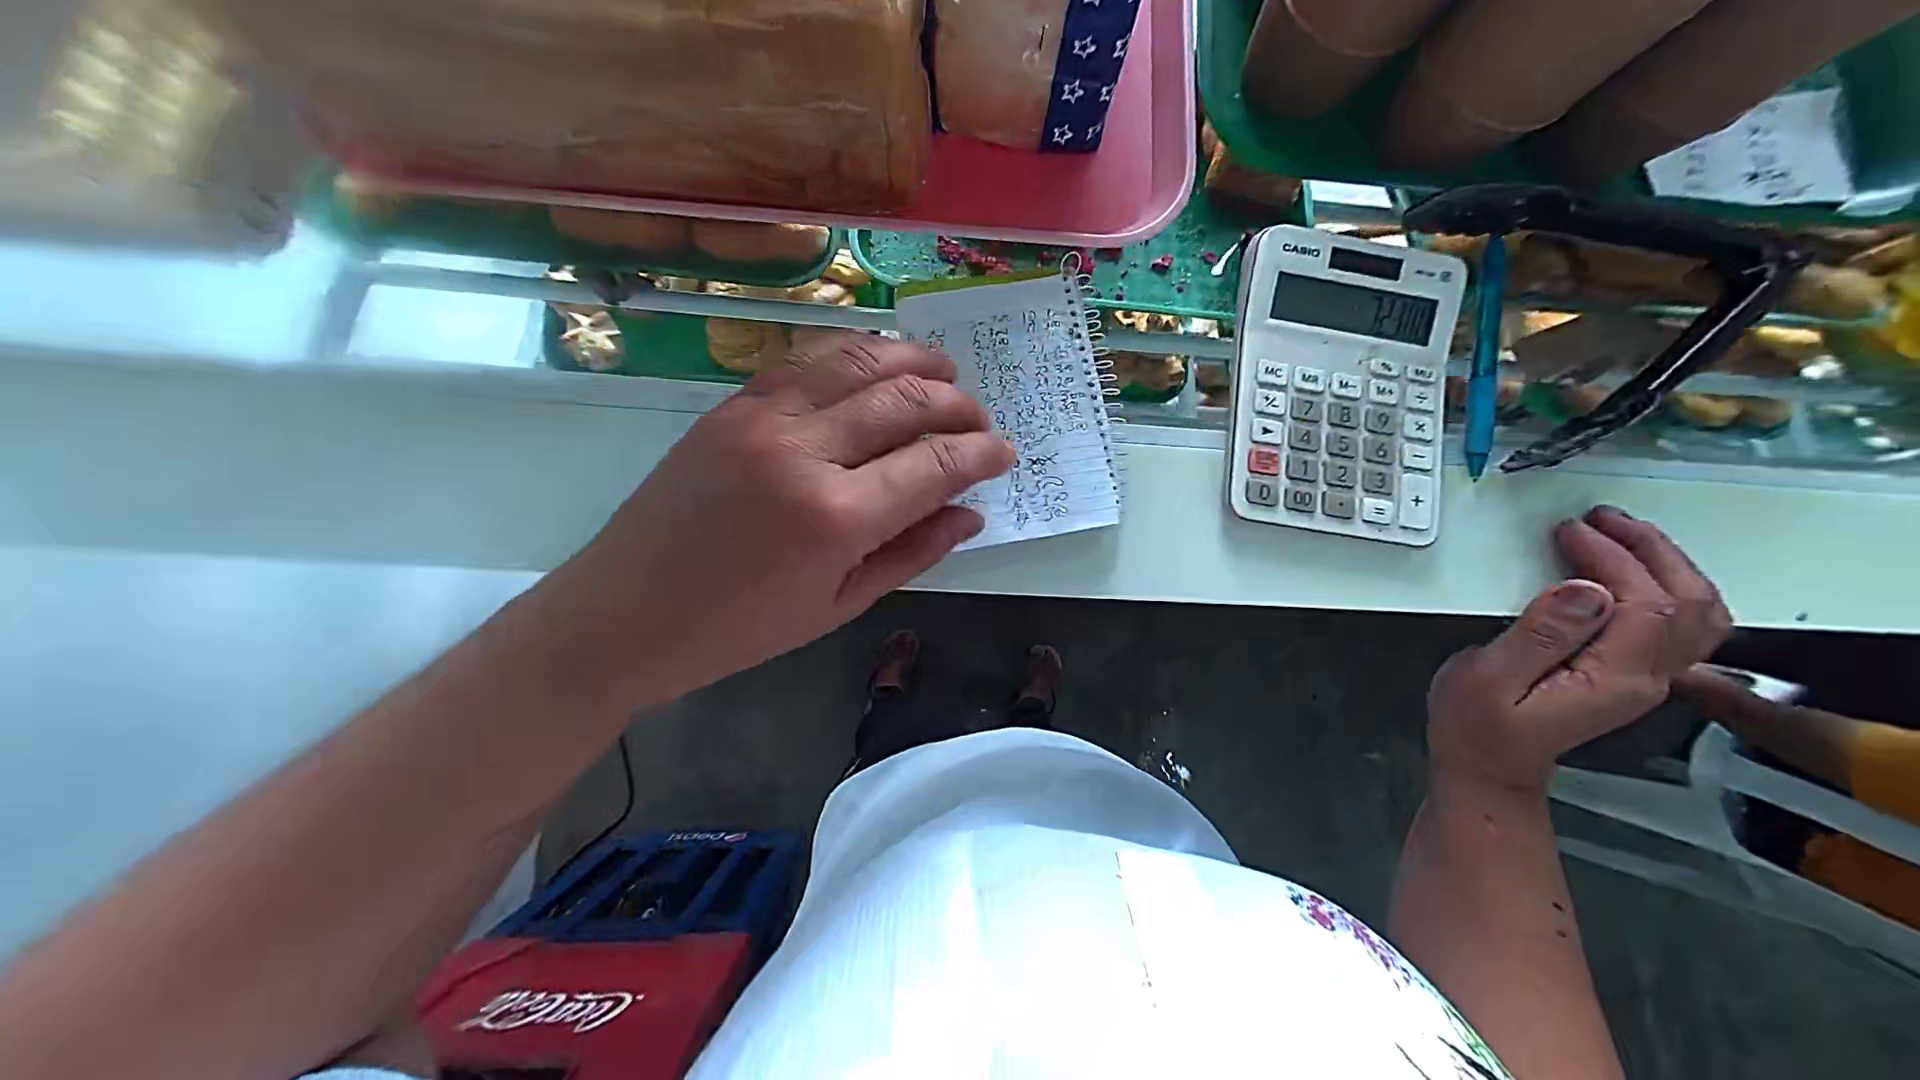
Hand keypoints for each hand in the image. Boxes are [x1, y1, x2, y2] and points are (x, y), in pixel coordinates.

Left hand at [532, 333, 1014, 706]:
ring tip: (944, 369)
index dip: (982, 453)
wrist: (625, 613)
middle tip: (981, 419)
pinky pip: (806, 361)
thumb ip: (911, 553)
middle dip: (958, 404)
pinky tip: (876, 362)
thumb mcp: (838, 606)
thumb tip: (970, 514)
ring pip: (856, 361)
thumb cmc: (739, 629)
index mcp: (836, 517)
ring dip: (912, 359)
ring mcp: (761, 418)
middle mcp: (804, 451)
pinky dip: (853, 354)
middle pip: (904, 401)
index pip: (934, 464)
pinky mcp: (731, 406)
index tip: (1006, 451)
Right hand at [1426, 505, 1732, 793]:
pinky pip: (1678, 623)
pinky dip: (1666, 585)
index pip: (1645, 604)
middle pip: (1689, 604)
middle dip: (1651, 550)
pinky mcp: (1631, 673)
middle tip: (1604, 520)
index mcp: (1614, 678)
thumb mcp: (1489, 676)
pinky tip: (1632, 571)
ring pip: (1697, 613)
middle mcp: (1646, 678)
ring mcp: (1646, 678)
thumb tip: (1583, 590)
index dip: (1615, 559)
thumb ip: (1538, 634)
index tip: (1570, 532)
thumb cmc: (1476, 724)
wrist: (1488, 765)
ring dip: (1666, 564)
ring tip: (1621, 534)